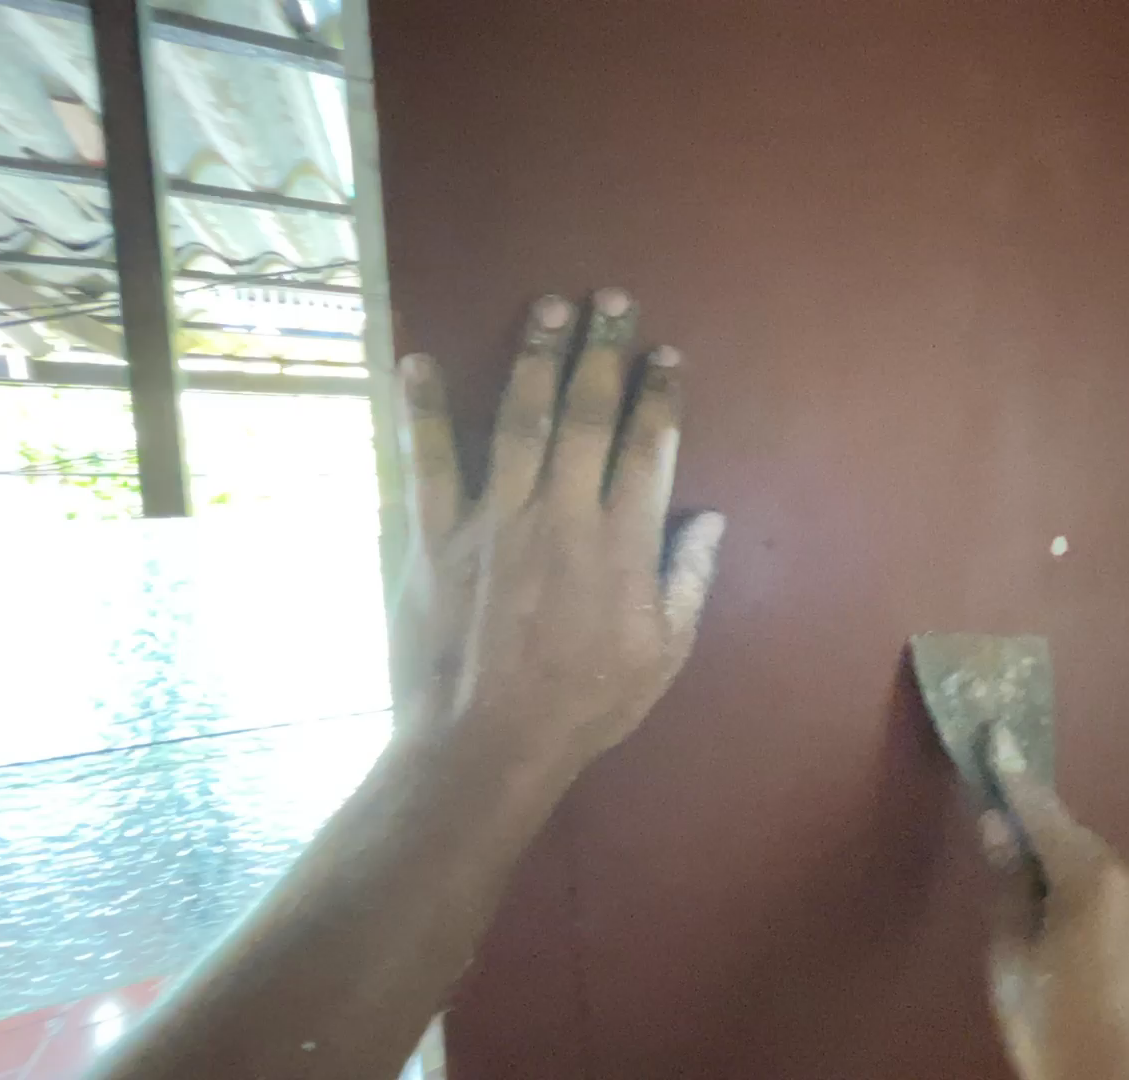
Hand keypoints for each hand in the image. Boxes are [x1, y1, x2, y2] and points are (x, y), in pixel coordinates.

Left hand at [389, 289, 724, 787]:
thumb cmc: (589, 700)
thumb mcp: (666, 651)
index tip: (667, 355)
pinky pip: (424, 463)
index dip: (660, 396)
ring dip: (535, 358)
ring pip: (519, 421)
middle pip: (588, 416)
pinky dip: (419, 409)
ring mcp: (492, 521)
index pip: (649, 449)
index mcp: (621, 544)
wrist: (487, 745)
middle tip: (611, 301)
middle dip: (603, 353)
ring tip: (548, 307)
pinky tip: (416, 359)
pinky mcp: (432, 537)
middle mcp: (560, 515)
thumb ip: (690, 578)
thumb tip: (711, 517)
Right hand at [981, 731, 1128, 1079]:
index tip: (997, 737)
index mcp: (1089, 879)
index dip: (1014, 775)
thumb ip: (1008, 885)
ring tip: (1029, 883)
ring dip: (1061, 858)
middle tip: (1001, 824)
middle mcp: (1128, 879)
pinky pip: (1114, 889)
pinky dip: (1085, 885)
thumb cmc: (1057, 1030)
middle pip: (1071, 834)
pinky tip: (1067, 917)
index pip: (1042, 811)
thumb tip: (997, 825)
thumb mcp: (1013, 962)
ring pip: (1094, 861)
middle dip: (1037, 824)